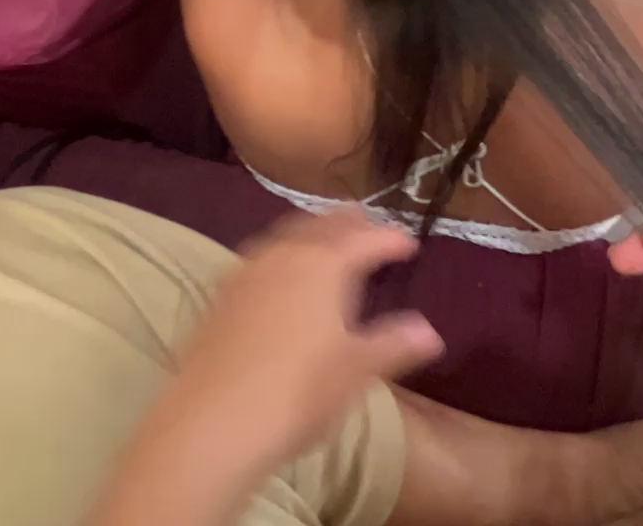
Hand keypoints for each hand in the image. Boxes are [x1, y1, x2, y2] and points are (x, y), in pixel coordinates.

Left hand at [170, 210, 443, 467]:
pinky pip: (263, 251)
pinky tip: (281, 267)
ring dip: (316, 229)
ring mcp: (250, 268)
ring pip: (290, 232)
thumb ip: (393, 344)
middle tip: (371, 224)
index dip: (391, 238)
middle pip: (325, 223)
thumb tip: (430, 331)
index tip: (410, 243)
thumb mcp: (356, 371)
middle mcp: (287, 253)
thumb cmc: (297, 393)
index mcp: (326, 263)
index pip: (367, 239)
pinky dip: (284, 248)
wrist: (211, 421)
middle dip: (352, 221)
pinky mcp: (223, 290)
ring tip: (330, 237)